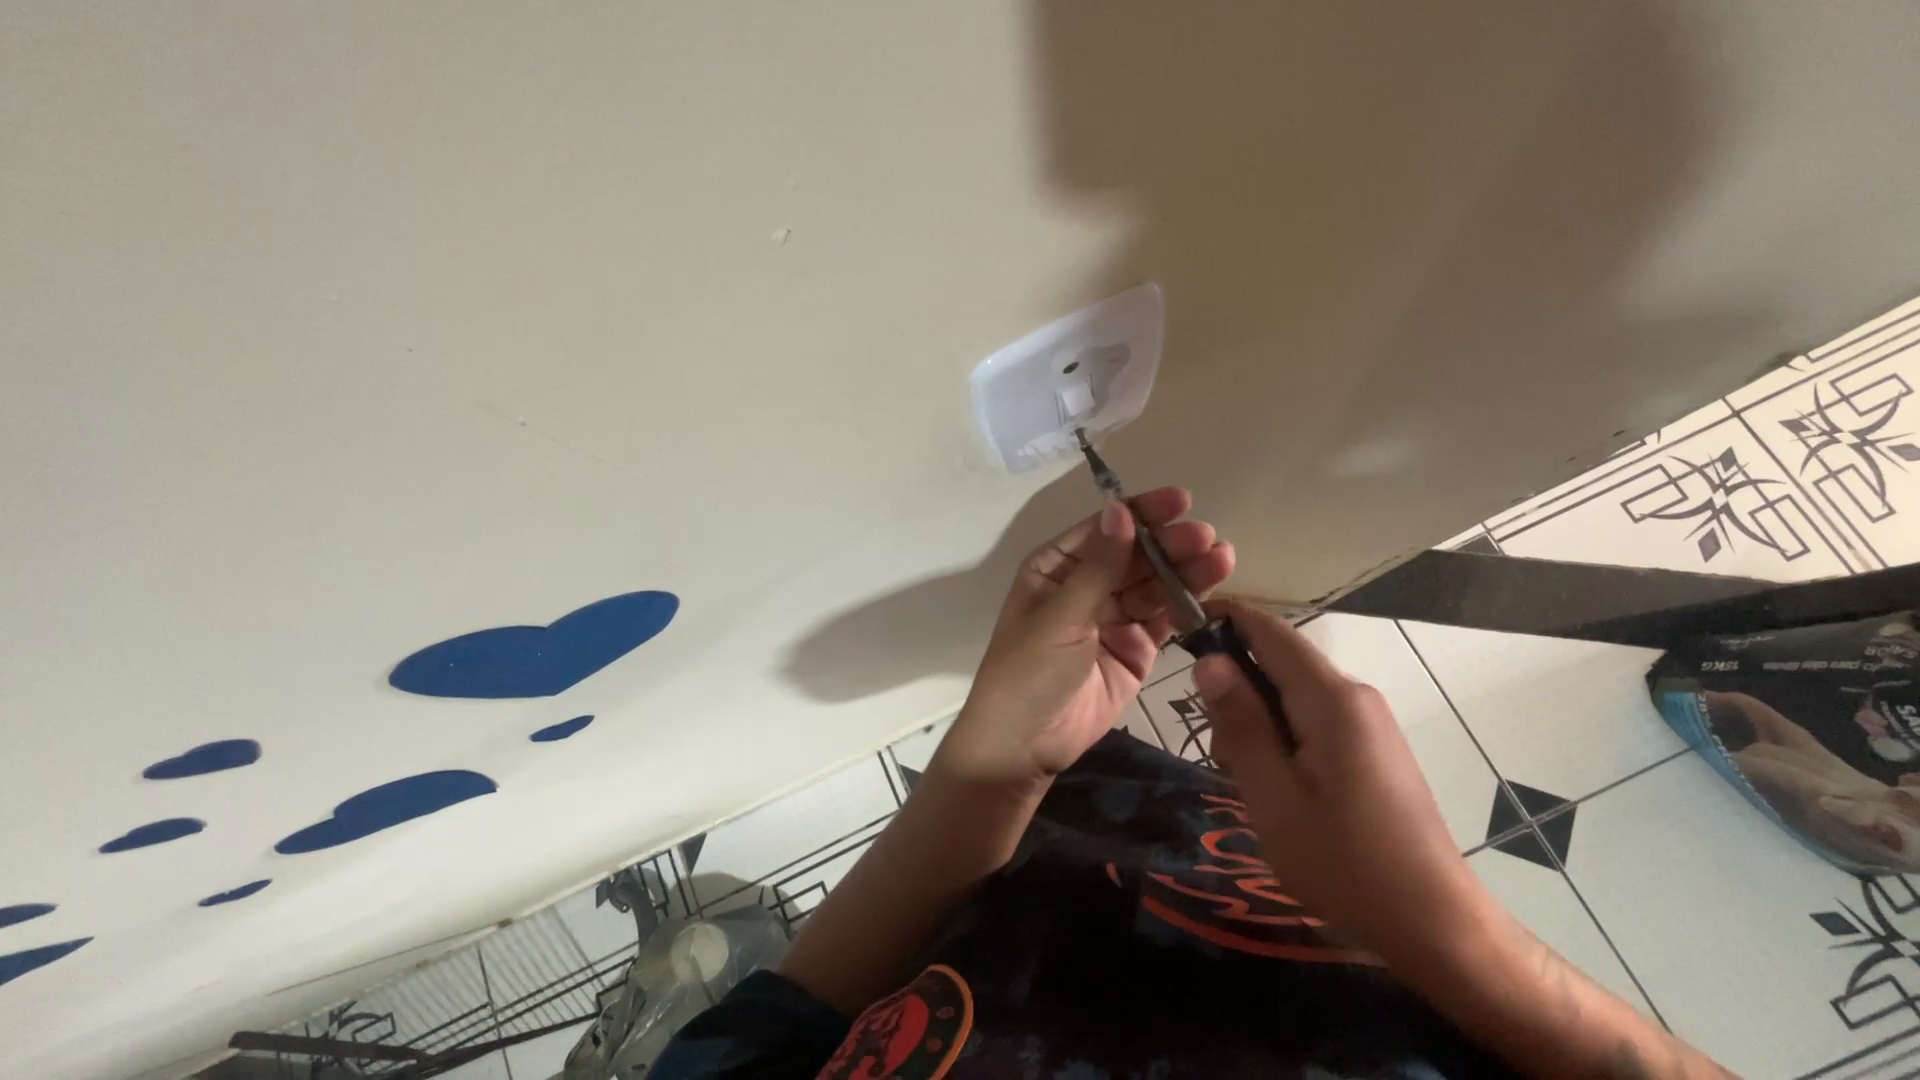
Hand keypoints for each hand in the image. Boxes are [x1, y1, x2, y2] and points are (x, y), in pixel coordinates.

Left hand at [934, 487, 1233, 791]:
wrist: (1024, 746)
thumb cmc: (1028, 671)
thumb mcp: (1060, 615)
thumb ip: (1099, 567)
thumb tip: (1120, 509)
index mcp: (1056, 568)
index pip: (1105, 530)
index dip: (1142, 513)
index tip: (1182, 499)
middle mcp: (1086, 586)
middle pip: (1135, 556)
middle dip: (1170, 545)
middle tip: (1207, 538)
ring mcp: (1113, 618)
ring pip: (1155, 586)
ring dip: (1185, 572)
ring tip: (1221, 558)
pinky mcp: (1135, 650)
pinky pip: (1164, 620)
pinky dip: (1186, 607)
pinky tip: (1211, 592)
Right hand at [1194, 600, 1494, 966]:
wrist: (1432, 921)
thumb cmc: (1342, 860)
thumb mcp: (1271, 796)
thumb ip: (1240, 724)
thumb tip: (1211, 661)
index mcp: (1331, 699)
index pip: (1269, 631)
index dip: (1224, 619)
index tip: (1180, 629)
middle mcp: (1355, 697)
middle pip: (1281, 662)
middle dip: (1237, 685)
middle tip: (1212, 744)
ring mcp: (1369, 723)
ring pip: (1295, 695)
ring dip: (1258, 718)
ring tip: (1244, 777)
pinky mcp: (1374, 749)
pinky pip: (1315, 720)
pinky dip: (1283, 737)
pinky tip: (1277, 788)